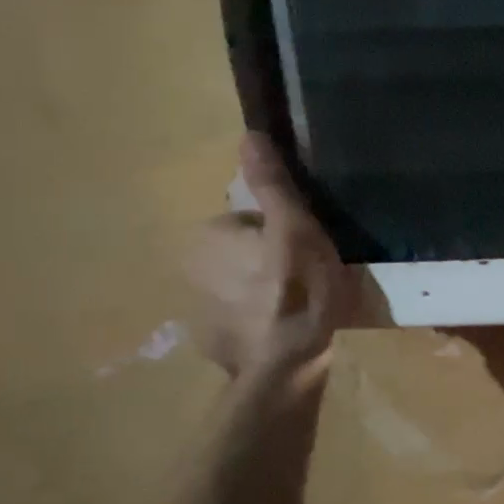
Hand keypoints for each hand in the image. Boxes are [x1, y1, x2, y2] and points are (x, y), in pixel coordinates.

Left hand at [186, 134, 350, 379]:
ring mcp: (199, 307)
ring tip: (305, 310)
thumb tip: (249, 135)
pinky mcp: (212, 341)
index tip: (309, 254)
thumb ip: (273, 185)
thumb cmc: (296, 293)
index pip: (254, 221)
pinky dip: (260, 322)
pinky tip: (286, 331)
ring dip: (269, 293)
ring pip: (244, 286)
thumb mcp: (295, 230)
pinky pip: (241, 318)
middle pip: (247, 253)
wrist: (284, 369)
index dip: (287, 234)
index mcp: (210, 234)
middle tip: (311, 282)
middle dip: (274, 263)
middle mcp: (192, 265)